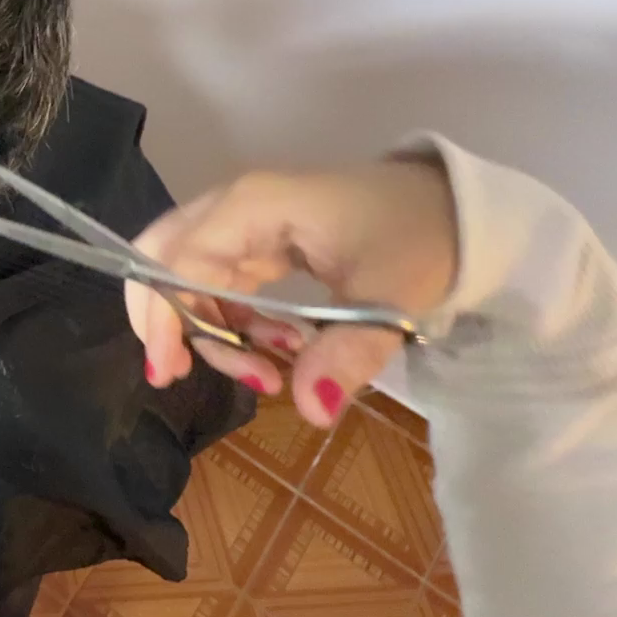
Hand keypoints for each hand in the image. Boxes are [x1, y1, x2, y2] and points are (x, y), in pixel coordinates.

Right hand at [124, 157, 457, 426]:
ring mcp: (237, 221)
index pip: (180, 261)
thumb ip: (346, 351)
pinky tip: (275, 345)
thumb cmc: (424, 236)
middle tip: (173, 370)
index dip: (168, 318)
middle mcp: (229, 208)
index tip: (172, 373)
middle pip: (157, 255)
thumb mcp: (394, 296)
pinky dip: (227, 318)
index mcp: (251, 207)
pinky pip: (212, 278)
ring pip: (181, 271)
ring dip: (202, 326)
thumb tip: (312, 411)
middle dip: (157, 316)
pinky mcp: (251, 239)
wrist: (459, 205)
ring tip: (261, 372)